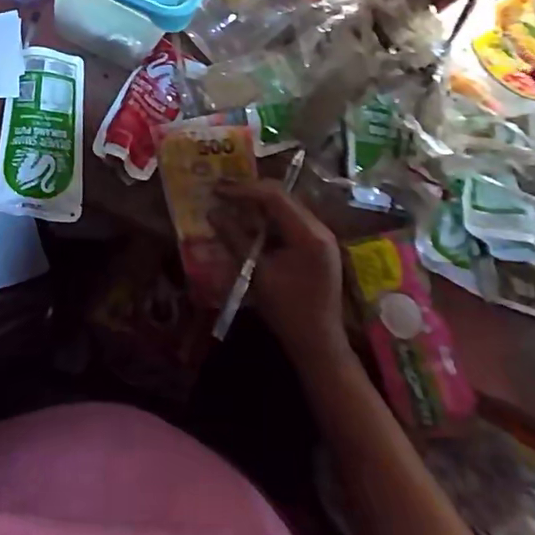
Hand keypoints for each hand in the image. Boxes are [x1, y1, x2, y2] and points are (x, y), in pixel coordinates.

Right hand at [214, 180, 346, 364]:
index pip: (275, 197)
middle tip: (222, 191)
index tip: (218, 189)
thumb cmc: (288, 312)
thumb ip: (236, 239)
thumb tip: (212, 212)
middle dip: (251, 193)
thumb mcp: (258, 275)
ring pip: (287, 208)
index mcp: (309, 234)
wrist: (320, 345)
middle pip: (283, 198)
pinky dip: (270, 220)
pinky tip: (250, 225)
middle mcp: (319, 228)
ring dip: (259, 206)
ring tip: (231, 204)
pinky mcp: (318, 246)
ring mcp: (322, 236)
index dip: (244, 190)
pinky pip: (292, 222)